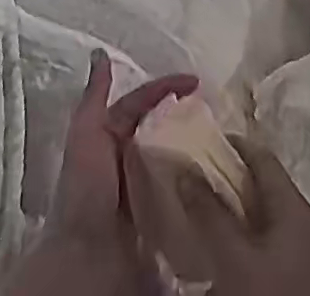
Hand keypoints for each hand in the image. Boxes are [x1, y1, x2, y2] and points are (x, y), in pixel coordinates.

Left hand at [8, 51, 195, 295]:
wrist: (89, 255)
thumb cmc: (85, 189)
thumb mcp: (85, 134)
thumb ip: (94, 96)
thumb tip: (100, 54)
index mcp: (113, 134)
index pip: (145, 101)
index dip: (168, 87)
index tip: (198, 82)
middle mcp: (132, 155)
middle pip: (165, 125)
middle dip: (187, 114)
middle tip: (216, 109)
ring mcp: (149, 182)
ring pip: (178, 153)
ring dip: (197, 144)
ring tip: (224, 137)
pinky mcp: (164, 208)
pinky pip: (185, 186)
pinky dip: (199, 176)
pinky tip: (219, 171)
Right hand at [176, 136, 309, 295]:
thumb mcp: (233, 255)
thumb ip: (208, 209)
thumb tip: (184, 168)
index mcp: (297, 210)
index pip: (262, 157)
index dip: (229, 145)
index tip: (194, 141)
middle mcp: (301, 223)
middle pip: (259, 183)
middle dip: (222, 175)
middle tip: (187, 172)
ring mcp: (296, 251)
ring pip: (256, 211)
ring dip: (225, 203)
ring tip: (191, 202)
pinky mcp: (286, 274)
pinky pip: (257, 235)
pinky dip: (233, 228)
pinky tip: (209, 237)